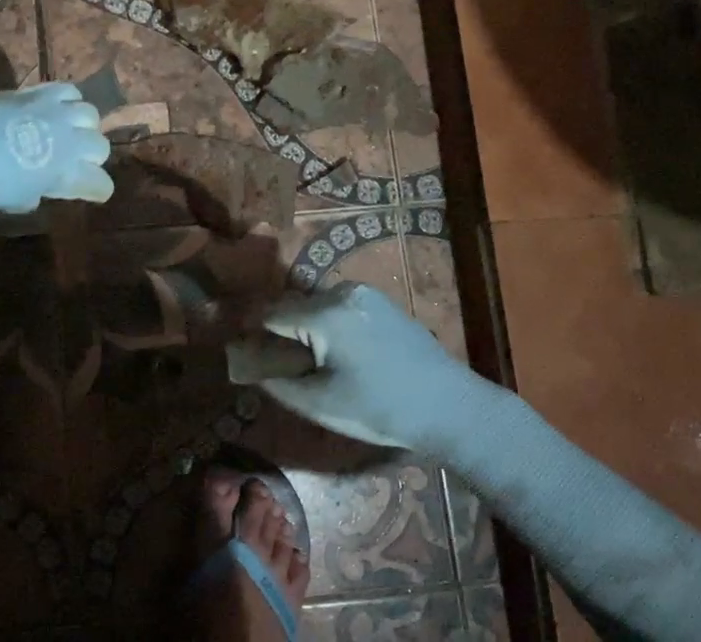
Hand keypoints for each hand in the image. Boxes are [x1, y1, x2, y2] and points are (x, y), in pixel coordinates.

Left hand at [0, 83, 112, 211]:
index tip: (86, 191)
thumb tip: (44, 185)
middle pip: (100, 146)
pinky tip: (50, 109)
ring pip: (89, 112)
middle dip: (90, 156)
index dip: (95, 190)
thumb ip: (40, 190)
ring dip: (81, 125)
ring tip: (64, 130)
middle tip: (72, 161)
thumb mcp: (18, 199)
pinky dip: (65, 101)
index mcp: (66, 173)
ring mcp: (53, 111)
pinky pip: (65, 90)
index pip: (101, 184)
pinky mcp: (33, 92)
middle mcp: (68, 139)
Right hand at [231, 285, 490, 450]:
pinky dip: (330, 325)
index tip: (248, 356)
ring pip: (316, 305)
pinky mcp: (382, 303)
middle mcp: (341, 292)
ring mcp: (365, 294)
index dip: (254, 335)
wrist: (452, 409)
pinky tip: (342, 356)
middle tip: (282, 366)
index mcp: (323, 313)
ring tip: (313, 364)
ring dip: (306, 328)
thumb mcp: (321, 403)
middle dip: (281, 332)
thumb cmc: (381, 409)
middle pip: (293, 306)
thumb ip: (278, 383)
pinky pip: (340, 307)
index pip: (270, 314)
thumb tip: (252, 371)